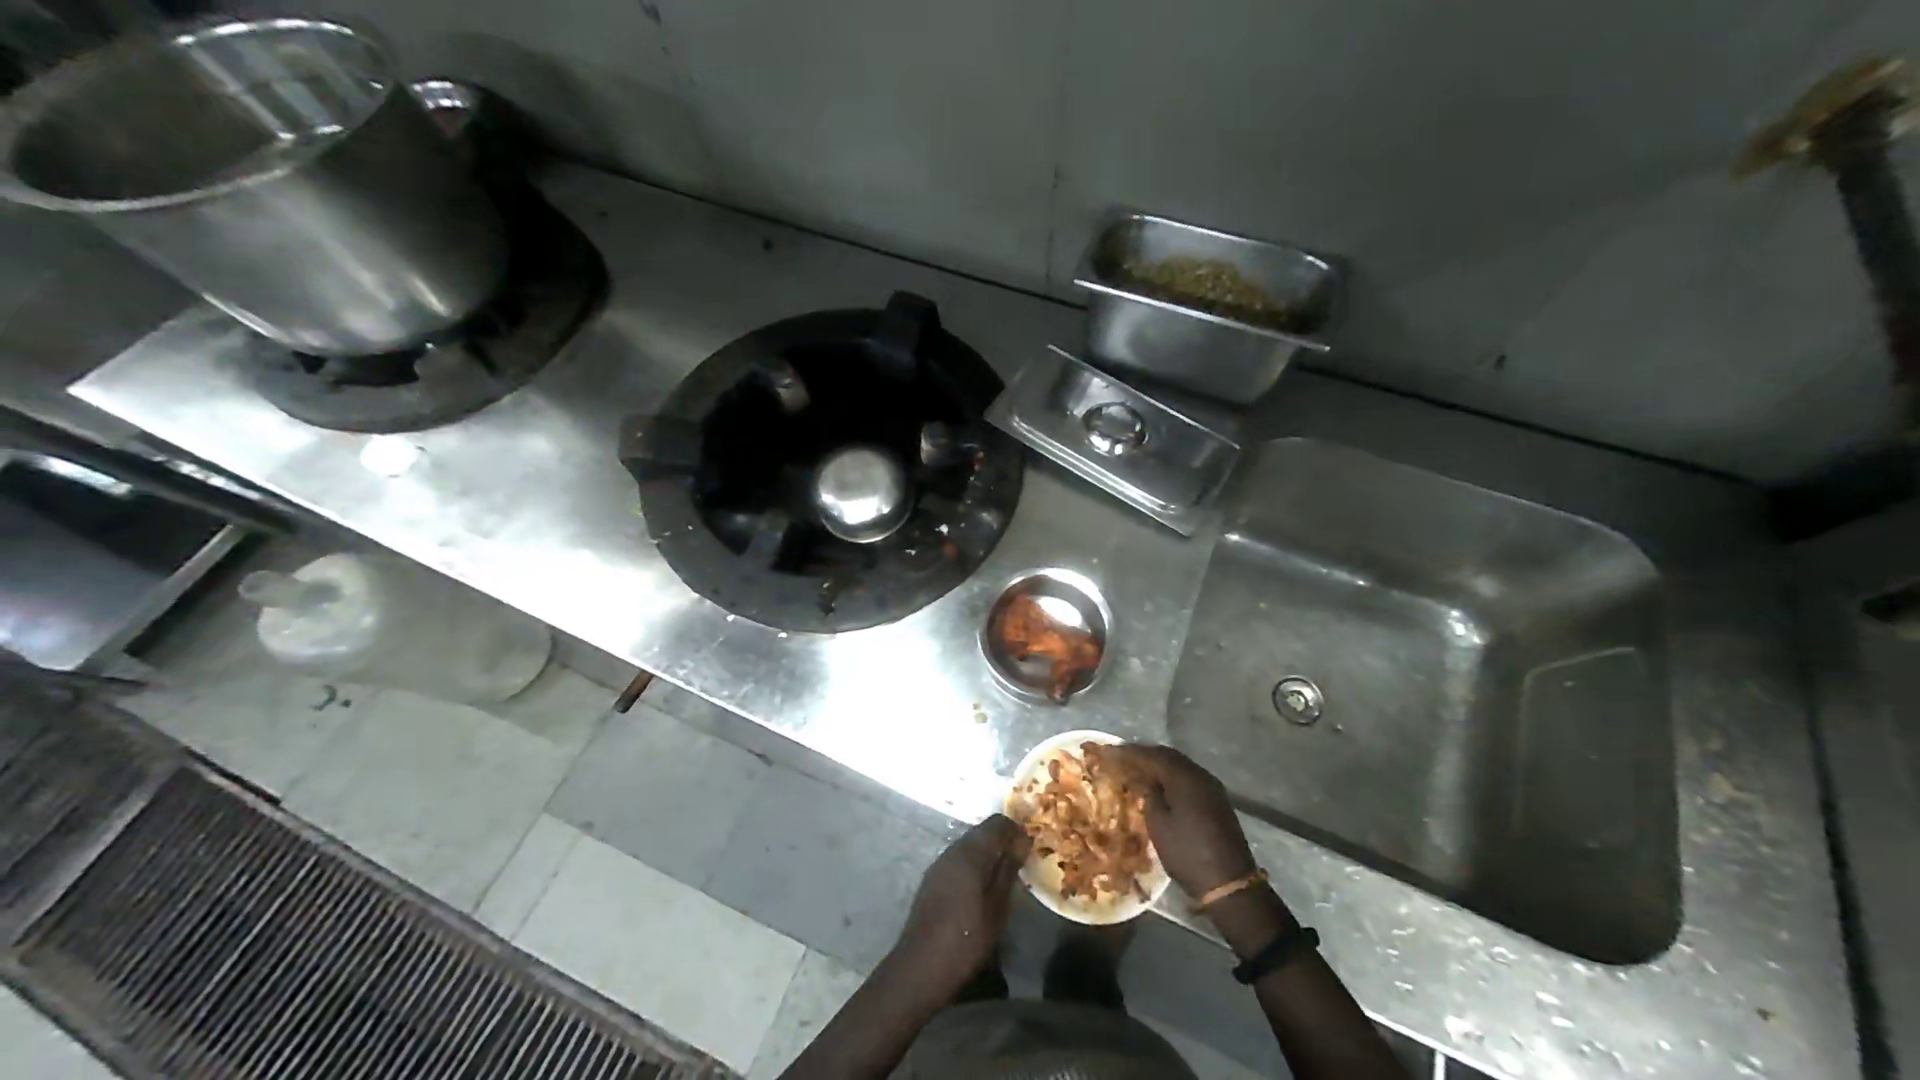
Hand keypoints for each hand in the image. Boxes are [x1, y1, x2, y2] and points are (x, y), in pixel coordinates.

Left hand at [891, 814, 1030, 996]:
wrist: (921, 965)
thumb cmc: (966, 939)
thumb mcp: (997, 907)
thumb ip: (1008, 870)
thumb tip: (1022, 841)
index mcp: (970, 853)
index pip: (997, 823)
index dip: (1016, 830)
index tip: (1030, 847)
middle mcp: (952, 849)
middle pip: (982, 831)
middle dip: (1002, 840)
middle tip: (1021, 861)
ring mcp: (939, 863)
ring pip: (969, 844)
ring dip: (988, 852)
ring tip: (1005, 874)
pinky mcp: (933, 878)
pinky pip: (958, 858)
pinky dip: (974, 863)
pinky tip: (982, 885)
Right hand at [1102, 744, 1258, 898]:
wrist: (1228, 883)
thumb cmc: (1187, 853)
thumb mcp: (1158, 824)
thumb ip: (1150, 794)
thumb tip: (1145, 780)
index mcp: (1184, 778)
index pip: (1152, 755)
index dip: (1130, 753)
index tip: (1111, 752)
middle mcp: (1200, 775)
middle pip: (1168, 756)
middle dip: (1145, 755)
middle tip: (1123, 758)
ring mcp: (1212, 787)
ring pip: (1180, 766)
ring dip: (1159, 765)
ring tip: (1138, 770)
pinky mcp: (1216, 800)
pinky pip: (1189, 777)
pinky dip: (1172, 776)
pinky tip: (1160, 785)